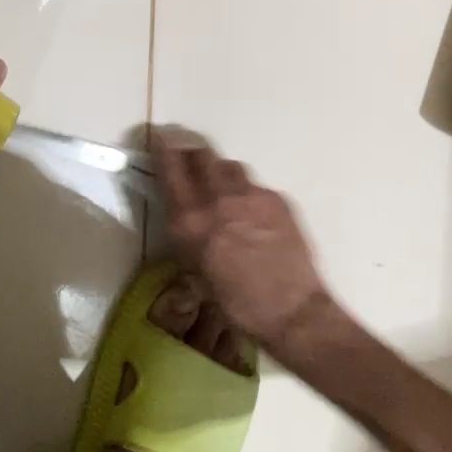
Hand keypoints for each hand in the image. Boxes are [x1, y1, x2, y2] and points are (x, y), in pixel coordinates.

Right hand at [149, 126, 329, 348]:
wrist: (292, 313)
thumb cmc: (235, 303)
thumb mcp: (194, 271)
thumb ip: (186, 236)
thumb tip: (184, 220)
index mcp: (188, 221)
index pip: (169, 167)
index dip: (162, 148)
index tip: (159, 139)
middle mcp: (216, 200)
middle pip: (200, 154)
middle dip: (191, 153)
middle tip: (189, 160)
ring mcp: (250, 197)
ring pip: (229, 166)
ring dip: (221, 173)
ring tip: (224, 190)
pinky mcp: (278, 201)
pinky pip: (256, 186)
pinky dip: (248, 194)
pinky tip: (254, 217)